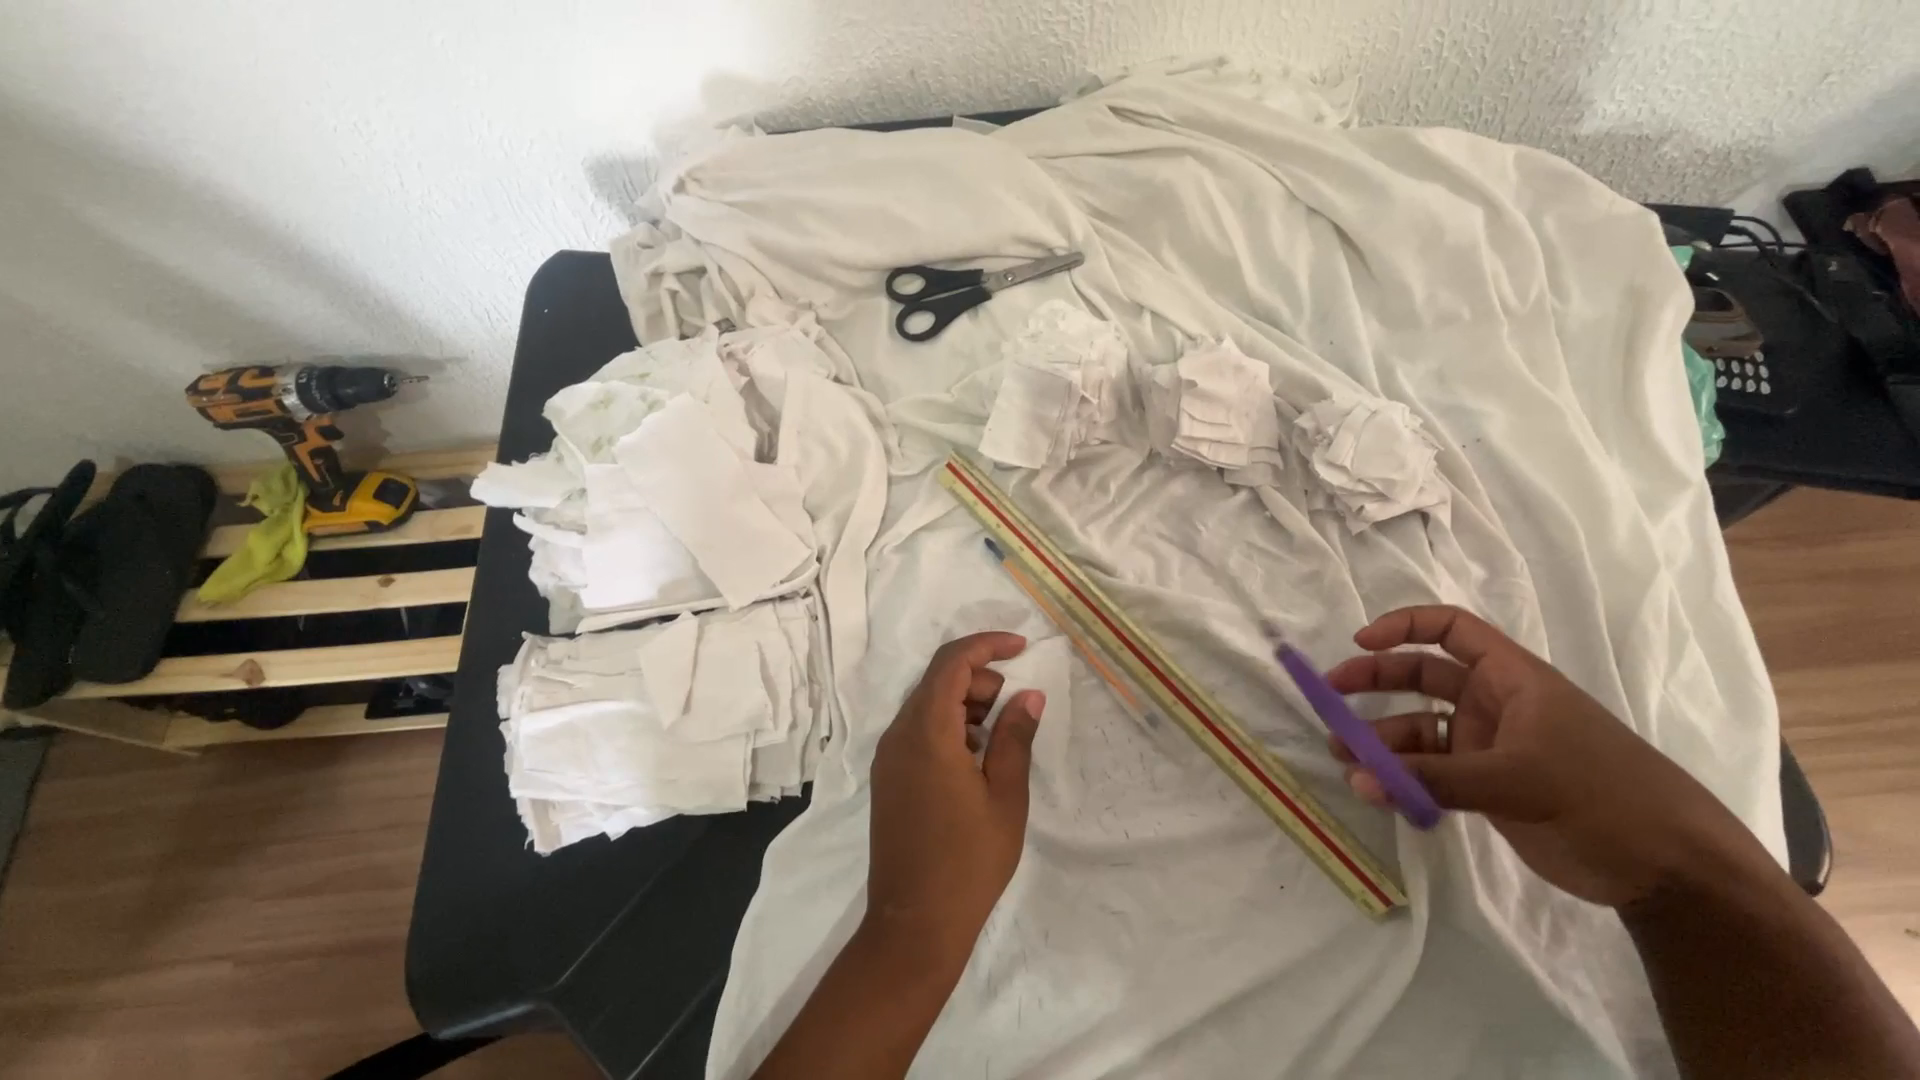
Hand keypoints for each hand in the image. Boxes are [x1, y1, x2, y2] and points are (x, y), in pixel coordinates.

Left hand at [866, 631, 1045, 959]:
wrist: (915, 923)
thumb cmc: (969, 860)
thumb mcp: (1005, 795)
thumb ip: (1015, 737)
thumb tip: (1028, 695)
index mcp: (927, 732)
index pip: (951, 663)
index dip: (987, 645)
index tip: (1022, 647)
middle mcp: (898, 736)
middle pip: (936, 681)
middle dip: (979, 679)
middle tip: (1014, 708)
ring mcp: (888, 759)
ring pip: (926, 706)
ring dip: (964, 704)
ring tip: (998, 737)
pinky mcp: (887, 779)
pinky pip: (917, 733)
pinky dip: (947, 728)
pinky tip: (974, 760)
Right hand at [1326, 605, 1767, 907]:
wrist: (1669, 869)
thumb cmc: (1603, 796)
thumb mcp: (1517, 779)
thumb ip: (1433, 780)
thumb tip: (1358, 780)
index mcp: (1512, 678)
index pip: (1450, 630)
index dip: (1402, 627)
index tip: (1359, 642)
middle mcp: (1495, 704)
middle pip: (1421, 676)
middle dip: (1373, 683)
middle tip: (1329, 697)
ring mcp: (1489, 746)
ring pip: (1419, 729)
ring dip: (1381, 740)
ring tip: (1344, 759)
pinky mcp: (1486, 787)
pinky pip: (1429, 771)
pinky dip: (1402, 777)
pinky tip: (1378, 790)